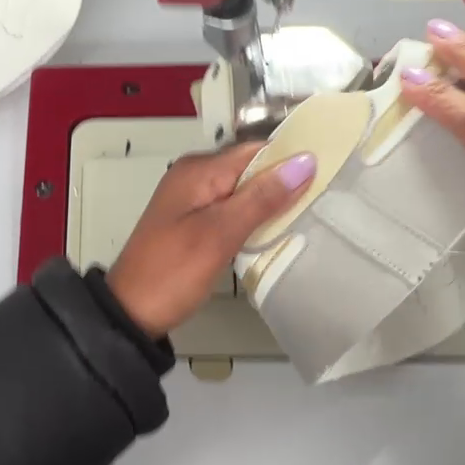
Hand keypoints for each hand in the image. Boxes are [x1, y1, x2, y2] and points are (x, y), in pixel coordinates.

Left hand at [107, 144, 317, 337]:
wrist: (130, 313)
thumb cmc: (171, 273)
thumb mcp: (219, 234)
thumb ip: (262, 197)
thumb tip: (305, 160)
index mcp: (198, 170)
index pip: (257, 150)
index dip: (293, 158)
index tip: (333, 170)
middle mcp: (194, 176)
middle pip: (251, 168)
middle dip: (286, 180)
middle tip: (330, 197)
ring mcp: (192, 200)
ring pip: (244, 190)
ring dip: (273, 201)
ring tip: (313, 213)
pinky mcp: (194, 222)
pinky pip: (232, 209)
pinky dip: (254, 217)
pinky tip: (276, 230)